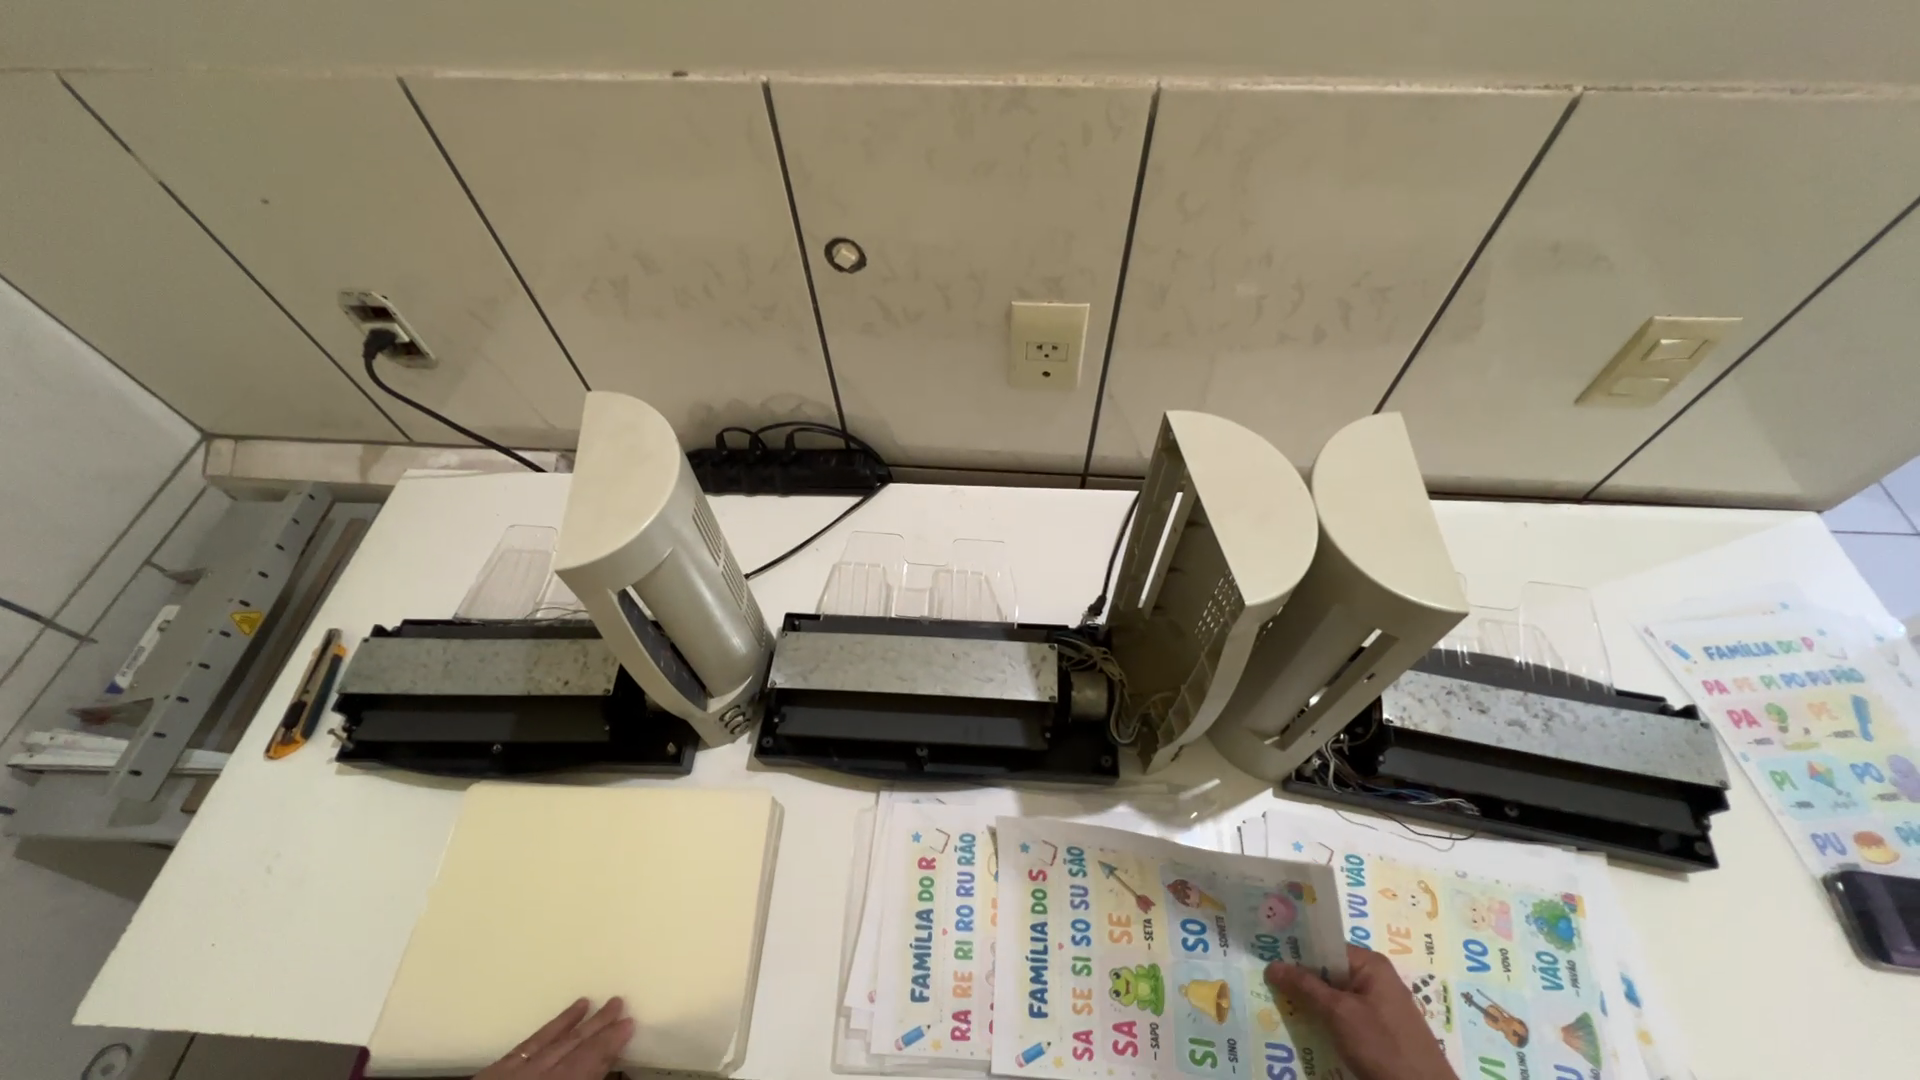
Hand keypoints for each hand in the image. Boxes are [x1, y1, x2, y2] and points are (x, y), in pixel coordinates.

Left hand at [476, 997, 634, 1079]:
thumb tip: (606, 1063)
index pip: (586, 1061)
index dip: (608, 1043)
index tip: (628, 1022)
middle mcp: (532, 1077)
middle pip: (569, 1047)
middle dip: (595, 1027)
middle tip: (618, 1002)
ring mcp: (508, 1074)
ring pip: (545, 1043)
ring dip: (570, 1024)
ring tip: (591, 1004)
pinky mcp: (490, 1075)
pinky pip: (520, 1048)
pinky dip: (541, 1035)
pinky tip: (553, 1026)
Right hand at [1265, 947, 1455, 1079]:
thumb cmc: (1383, 1047)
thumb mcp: (1339, 1014)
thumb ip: (1305, 986)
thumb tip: (1272, 965)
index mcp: (1371, 964)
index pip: (1324, 946)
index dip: (1296, 951)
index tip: (1266, 957)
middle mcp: (1377, 978)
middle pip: (1328, 970)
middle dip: (1301, 978)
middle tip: (1266, 982)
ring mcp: (1380, 1005)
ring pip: (1335, 995)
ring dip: (1311, 1001)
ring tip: (1279, 1004)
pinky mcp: (1380, 1030)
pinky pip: (1345, 1015)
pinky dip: (1326, 1019)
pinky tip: (1305, 1026)